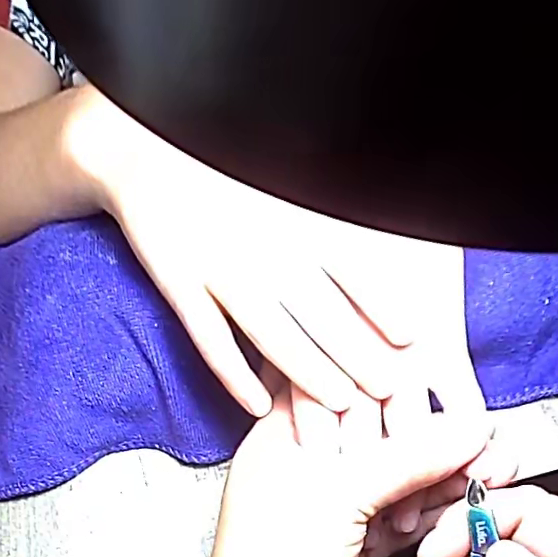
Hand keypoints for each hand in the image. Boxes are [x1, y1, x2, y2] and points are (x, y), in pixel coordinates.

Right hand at [66, 86, 481, 432]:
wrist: (144, 148)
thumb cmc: (224, 164)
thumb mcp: (282, 175)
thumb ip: (323, 206)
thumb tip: (382, 229)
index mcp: (294, 216)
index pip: (352, 269)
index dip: (384, 306)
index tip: (413, 340)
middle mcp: (263, 248)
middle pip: (322, 314)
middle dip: (360, 354)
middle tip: (390, 389)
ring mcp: (219, 271)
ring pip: (272, 336)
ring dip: (308, 374)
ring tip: (339, 403)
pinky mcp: (181, 287)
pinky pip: (211, 342)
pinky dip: (234, 378)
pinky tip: (258, 407)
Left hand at [187, 378, 489, 556]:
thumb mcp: (334, 499)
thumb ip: (405, 458)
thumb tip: (466, 430)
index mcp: (279, 441)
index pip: (331, 386)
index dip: (380, 378)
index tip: (427, 374)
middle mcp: (304, 468)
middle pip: (375, 431)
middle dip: (426, 430)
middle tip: (473, 429)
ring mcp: (331, 506)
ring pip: (396, 473)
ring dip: (440, 471)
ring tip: (485, 465)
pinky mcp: (355, 542)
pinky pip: (403, 512)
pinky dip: (433, 508)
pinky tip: (464, 499)